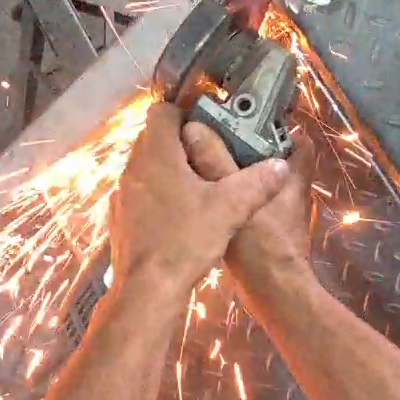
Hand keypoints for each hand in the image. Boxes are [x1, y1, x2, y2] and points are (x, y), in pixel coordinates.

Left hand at [109, 103, 290, 312]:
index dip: (184, 113)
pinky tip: (176, 214)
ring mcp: (122, 193)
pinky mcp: (118, 216)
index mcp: (157, 154)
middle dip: (179, 142)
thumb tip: (281, 166)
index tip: (207, 127)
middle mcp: (133, 167)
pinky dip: (155, 194)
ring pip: (145, 166)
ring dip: (166, 169)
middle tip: (209, 156)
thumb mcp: (230, 209)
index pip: (161, 111)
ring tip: (196, 186)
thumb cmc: (186, 240)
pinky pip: (138, 192)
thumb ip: (257, 183)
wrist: (148, 288)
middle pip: (153, 138)